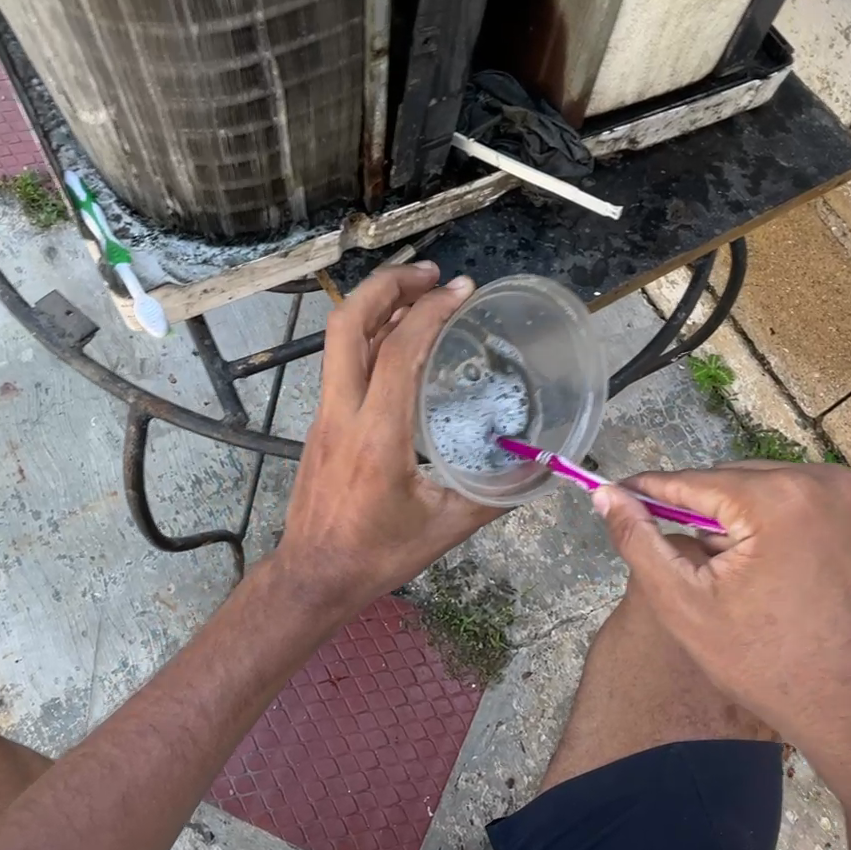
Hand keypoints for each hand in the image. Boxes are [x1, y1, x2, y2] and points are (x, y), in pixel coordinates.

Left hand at [272, 263, 502, 612]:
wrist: (313, 575)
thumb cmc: (376, 555)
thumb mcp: (444, 529)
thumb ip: (493, 497)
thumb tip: (536, 469)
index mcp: (377, 436)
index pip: (399, 352)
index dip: (431, 311)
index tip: (462, 291)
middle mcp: (342, 414)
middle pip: (348, 324)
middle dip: (387, 285)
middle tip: (430, 274)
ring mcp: (324, 416)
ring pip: (339, 340)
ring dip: (375, 307)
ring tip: (418, 294)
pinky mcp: (320, 423)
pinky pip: (341, 364)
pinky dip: (369, 337)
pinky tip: (398, 342)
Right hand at [592, 463, 850, 801]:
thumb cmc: (767, 664)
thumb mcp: (685, 605)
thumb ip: (640, 542)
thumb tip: (605, 495)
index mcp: (777, 498)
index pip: (693, 481)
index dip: (649, 492)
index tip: (613, 496)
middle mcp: (825, 480)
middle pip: (734, 480)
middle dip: (701, 512)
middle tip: (685, 558)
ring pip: (770, 488)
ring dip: (740, 517)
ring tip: (729, 570)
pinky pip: (806, 502)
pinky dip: (779, 522)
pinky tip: (772, 568)